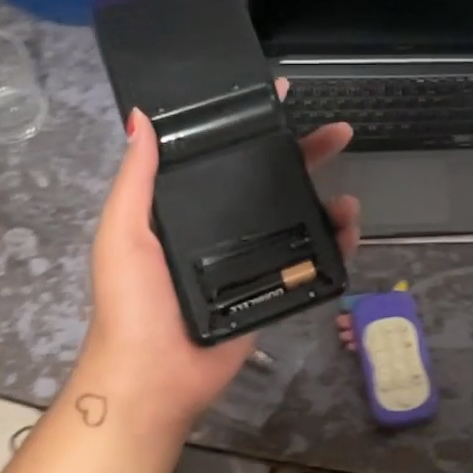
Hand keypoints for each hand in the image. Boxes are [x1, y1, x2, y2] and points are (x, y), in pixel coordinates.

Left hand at [77, 93, 359, 432]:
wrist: (156, 376)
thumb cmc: (133, 302)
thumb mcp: (123, 233)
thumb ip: (137, 178)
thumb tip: (140, 117)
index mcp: (186, 208)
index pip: (222, 155)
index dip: (249, 124)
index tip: (276, 96)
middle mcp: (223, 226)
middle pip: (270, 179)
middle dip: (305, 153)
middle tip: (339, 132)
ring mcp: (252, 257)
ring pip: (297, 216)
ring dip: (327, 198)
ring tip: (348, 192)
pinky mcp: (274, 288)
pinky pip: (311, 259)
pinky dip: (336, 242)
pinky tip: (349, 227)